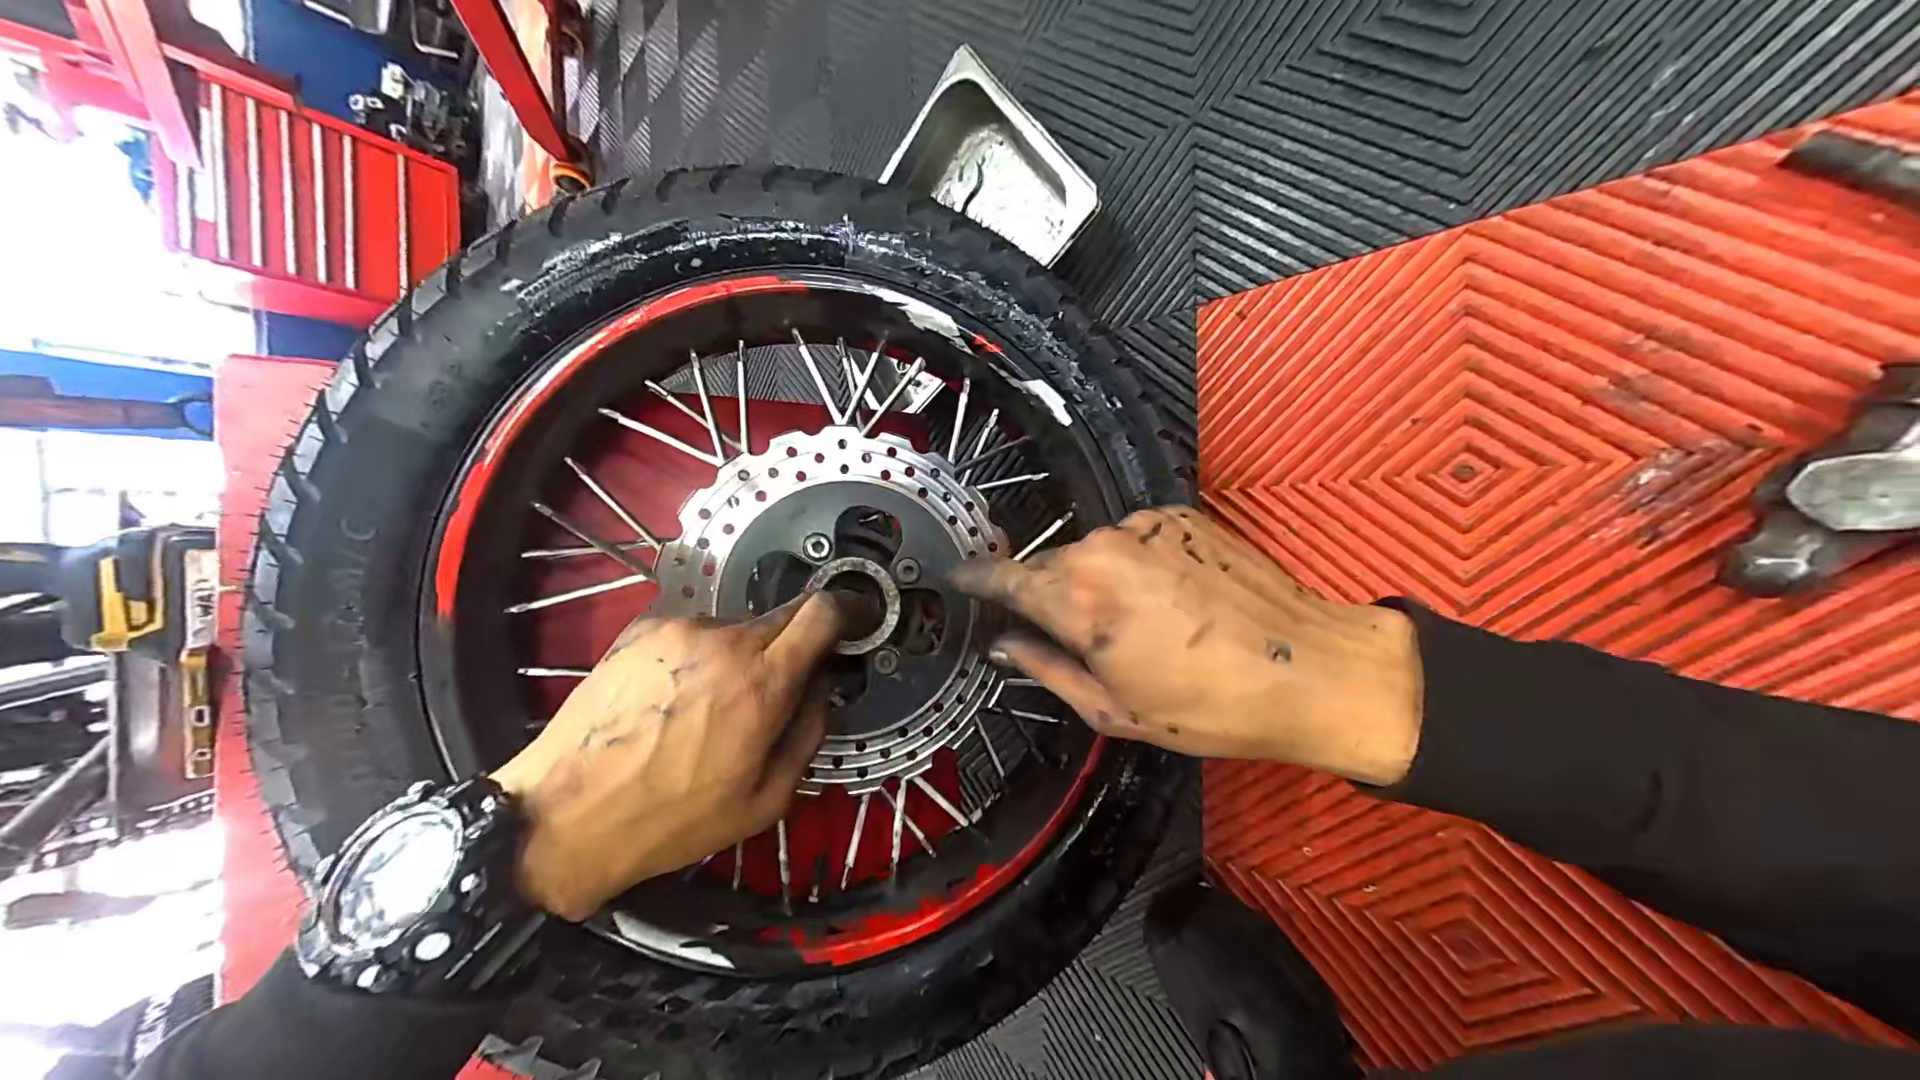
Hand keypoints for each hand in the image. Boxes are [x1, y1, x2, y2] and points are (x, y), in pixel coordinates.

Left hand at [490, 592, 842, 919]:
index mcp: (762, 685)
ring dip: (741, 654)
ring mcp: (680, 631)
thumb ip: (810, 734)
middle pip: (786, 614)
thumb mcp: (765, 800)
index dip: (847, 611)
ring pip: (739, 626)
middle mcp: (724, 643)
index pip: (823, 613)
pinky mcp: (643, 629)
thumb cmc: (668, 818)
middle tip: (775, 686)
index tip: (852, 620)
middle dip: (794, 643)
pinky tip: (675, 696)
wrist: (563, 815)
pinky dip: (701, 655)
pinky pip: (696, 631)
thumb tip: (821, 693)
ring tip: (710, 705)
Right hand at [950, 508, 1422, 784]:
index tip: (960, 578)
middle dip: (1050, 596)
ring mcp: (1145, 526)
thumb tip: (1004, 645)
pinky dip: (1135, 564)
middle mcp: (1104, 549)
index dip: (976, 579)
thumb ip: (1045, 668)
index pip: (1004, 577)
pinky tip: (1168, 599)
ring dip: (1097, 580)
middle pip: (1050, 565)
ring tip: (1136, 624)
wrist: (1312, 669)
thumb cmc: (1209, 705)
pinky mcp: (1179, 516)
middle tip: (1076, 636)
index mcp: (1080, 600)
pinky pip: (1134, 538)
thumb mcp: (1112, 708)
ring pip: (1092, 551)